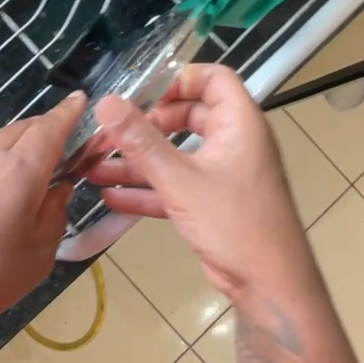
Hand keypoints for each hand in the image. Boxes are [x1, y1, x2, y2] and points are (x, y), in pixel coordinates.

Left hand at [0, 92, 84, 341]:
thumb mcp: (40, 253)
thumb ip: (55, 210)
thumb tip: (57, 186)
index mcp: (18, 173)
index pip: (49, 129)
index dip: (67, 113)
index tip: (79, 101)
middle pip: (19, 130)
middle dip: (40, 133)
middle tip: (52, 152)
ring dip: (7, 151)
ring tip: (12, 182)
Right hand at [89, 65, 308, 304]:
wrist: (269, 283)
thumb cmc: (234, 223)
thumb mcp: (181, 180)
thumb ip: (141, 142)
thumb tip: (105, 104)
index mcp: (239, 123)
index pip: (213, 79)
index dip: (177, 79)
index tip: (140, 95)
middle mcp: (233, 142)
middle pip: (188, 116)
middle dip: (146, 124)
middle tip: (112, 132)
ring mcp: (222, 174)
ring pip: (176, 155)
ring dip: (137, 161)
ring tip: (94, 166)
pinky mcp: (211, 203)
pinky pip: (175, 186)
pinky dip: (147, 190)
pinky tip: (111, 197)